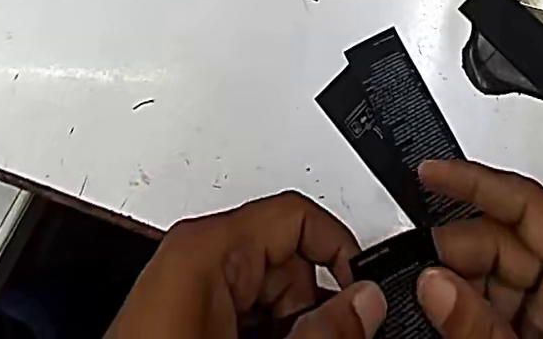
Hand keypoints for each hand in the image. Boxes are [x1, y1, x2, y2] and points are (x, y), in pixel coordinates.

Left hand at [106, 191, 387, 338]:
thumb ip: (319, 327)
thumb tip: (363, 301)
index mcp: (208, 245)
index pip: (296, 216)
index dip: (337, 250)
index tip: (360, 292)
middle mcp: (194, 254)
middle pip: (285, 257)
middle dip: (309, 304)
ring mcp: (185, 284)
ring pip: (265, 291)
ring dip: (286, 326)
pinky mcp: (178, 313)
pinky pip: (237, 308)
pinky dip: (259, 332)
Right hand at [417, 160, 542, 338]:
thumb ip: (484, 329)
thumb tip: (435, 283)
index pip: (527, 204)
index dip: (473, 181)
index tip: (432, 174)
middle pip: (511, 244)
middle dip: (461, 255)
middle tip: (421, 275)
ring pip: (507, 282)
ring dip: (469, 292)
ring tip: (435, 310)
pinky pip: (518, 316)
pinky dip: (485, 322)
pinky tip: (460, 329)